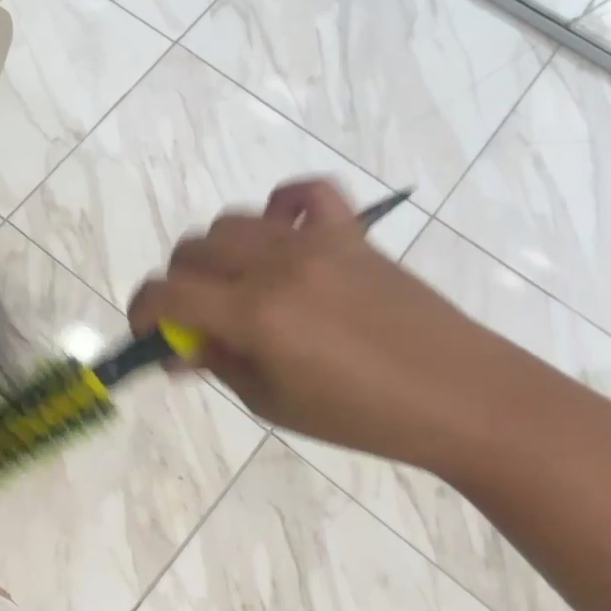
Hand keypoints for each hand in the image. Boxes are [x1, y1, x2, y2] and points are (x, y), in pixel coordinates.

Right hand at [126, 179, 525, 468]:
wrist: (470, 402)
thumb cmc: (363, 417)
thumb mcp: (271, 402)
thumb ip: (216, 364)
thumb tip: (176, 349)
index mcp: (254, 316)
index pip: (165, 294)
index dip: (141, 311)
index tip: (146, 332)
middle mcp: (277, 269)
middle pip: (192, 252)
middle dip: (178, 285)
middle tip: (196, 319)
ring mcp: (317, 245)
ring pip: (232, 223)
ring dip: (217, 252)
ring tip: (237, 283)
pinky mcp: (353, 237)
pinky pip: (308, 193)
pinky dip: (283, 203)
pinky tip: (282, 232)